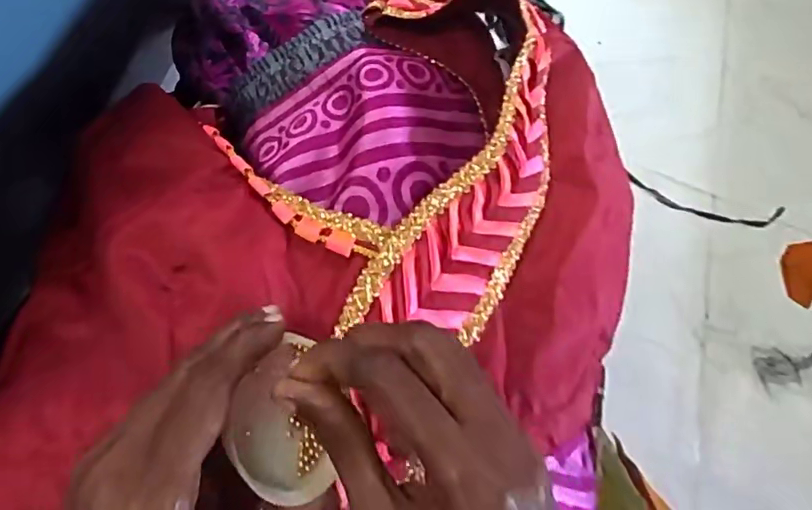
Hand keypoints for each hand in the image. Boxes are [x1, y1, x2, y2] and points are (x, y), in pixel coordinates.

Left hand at [66, 306, 287, 509]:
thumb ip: (258, 508)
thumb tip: (311, 477)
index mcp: (145, 485)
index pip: (200, 393)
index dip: (241, 350)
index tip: (279, 324)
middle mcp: (113, 457)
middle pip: (179, 379)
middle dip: (227, 341)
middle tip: (272, 316)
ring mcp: (96, 457)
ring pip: (162, 389)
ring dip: (209, 362)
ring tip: (250, 340)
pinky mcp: (92, 463)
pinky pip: (149, 413)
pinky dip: (187, 394)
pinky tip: (214, 388)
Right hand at [274, 322, 545, 509]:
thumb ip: (341, 442)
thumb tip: (292, 383)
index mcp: (463, 470)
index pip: (388, 374)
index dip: (335, 358)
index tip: (300, 369)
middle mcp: (499, 438)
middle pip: (426, 343)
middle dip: (369, 341)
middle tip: (331, 364)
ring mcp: (517, 435)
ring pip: (450, 350)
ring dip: (396, 349)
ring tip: (359, 376)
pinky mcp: (519, 437)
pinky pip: (465, 376)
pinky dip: (423, 371)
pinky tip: (396, 402)